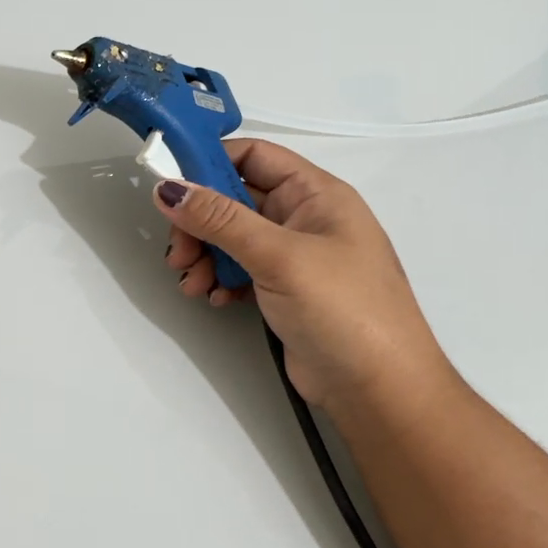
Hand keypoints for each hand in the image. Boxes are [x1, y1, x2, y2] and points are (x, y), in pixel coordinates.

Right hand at [155, 138, 455, 409]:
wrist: (380, 390)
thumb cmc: (343, 310)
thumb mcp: (278, 256)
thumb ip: (219, 219)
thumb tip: (167, 188)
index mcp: (317, 196)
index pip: (253, 156)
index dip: (208, 162)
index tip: (167, 185)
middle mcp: (305, 217)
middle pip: (232, 198)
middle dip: (197, 222)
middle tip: (178, 252)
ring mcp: (295, 254)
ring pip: (229, 235)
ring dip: (202, 254)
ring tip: (191, 283)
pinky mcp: (283, 287)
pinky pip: (237, 266)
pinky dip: (218, 277)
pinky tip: (215, 298)